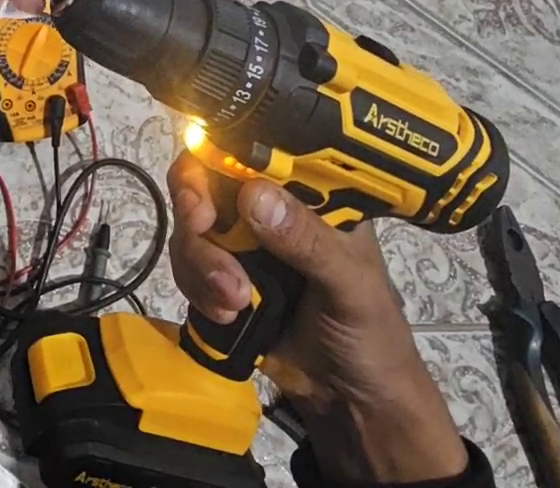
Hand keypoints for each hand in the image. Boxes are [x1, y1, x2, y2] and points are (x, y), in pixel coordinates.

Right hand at [167, 154, 466, 485]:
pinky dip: (196, 288)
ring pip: (190, 226)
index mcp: (307, 194)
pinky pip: (186, 265)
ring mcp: (241, 243)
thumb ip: (307, 241)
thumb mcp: (351, 286)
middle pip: (205, 181)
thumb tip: (254, 195)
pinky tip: (226, 314)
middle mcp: (268, 209)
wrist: (355, 408)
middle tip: (201, 231)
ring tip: (232, 303)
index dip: (217, 155)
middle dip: (196, 211)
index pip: (253, 150)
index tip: (207, 189)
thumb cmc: (373, 338)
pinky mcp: (220, 277)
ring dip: (199, 263)